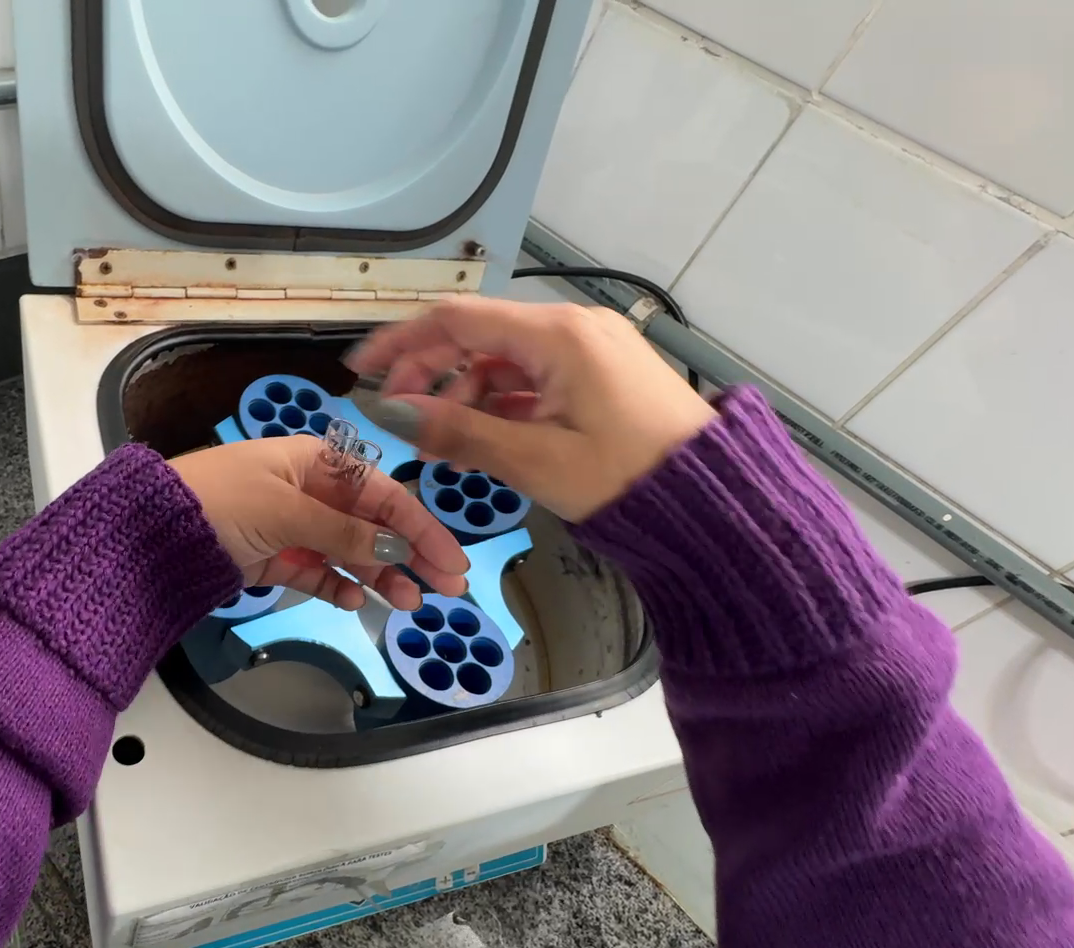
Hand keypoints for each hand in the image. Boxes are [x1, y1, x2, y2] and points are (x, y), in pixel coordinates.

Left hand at [169, 435, 468, 611]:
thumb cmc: (222, 501)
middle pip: (371, 525)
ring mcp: (293, 527)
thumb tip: (396, 550)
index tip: (450, 559)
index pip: (382, 493)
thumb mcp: (287, 510)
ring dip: (378, 577)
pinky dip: (336, 586)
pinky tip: (355, 601)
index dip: (420, 527)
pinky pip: (317, 573)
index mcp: (316, 462)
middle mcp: (310, 491)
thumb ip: (343, 533)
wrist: (152, 532)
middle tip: (444, 589)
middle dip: (408, 555)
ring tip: (406, 603)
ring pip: (349, 553)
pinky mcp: (274, 558)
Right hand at [344, 296, 716, 520]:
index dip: (401, 341)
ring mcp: (586, 351)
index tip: (362, 368)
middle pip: (476, 339)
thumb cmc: (626, 476)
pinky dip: (496, 406)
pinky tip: (479, 439)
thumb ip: (455, 430)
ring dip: (462, 398)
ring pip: (500, 363)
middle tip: (397, 420)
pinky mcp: (595, 375)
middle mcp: (571, 329)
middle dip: (429, 376)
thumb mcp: (531, 457)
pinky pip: (528, 380)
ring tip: (439, 446)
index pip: (456, 320)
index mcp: (557, 335)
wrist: (710, 502)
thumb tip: (391, 413)